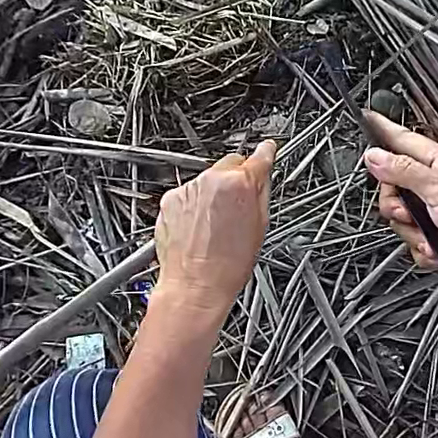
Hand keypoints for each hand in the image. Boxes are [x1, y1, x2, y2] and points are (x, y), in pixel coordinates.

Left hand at [154, 140, 276, 313]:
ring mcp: (188, 189)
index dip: (265, 154)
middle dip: (236, 181)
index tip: (267, 149)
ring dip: (214, 195)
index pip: (259, 157)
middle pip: (230, 166)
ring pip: (208, 181)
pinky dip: (195, 205)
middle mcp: (211, 180)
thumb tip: (263, 174)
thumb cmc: (227, 266)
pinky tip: (201, 228)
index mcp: (239, 184)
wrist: (194, 287)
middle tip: (240, 209)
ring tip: (217, 226)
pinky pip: (189, 194)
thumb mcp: (260, 226)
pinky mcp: (170, 200)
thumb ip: (262, 192)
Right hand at [363, 112, 437, 286]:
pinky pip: (411, 241)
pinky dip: (421, 248)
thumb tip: (375, 155)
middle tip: (405, 211)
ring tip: (427, 233)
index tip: (366, 119)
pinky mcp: (437, 235)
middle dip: (393, 205)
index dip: (382, 130)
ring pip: (398, 218)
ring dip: (410, 231)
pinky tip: (436, 247)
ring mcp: (435, 211)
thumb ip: (404, 171)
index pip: (402, 139)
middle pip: (391, 187)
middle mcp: (434, 184)